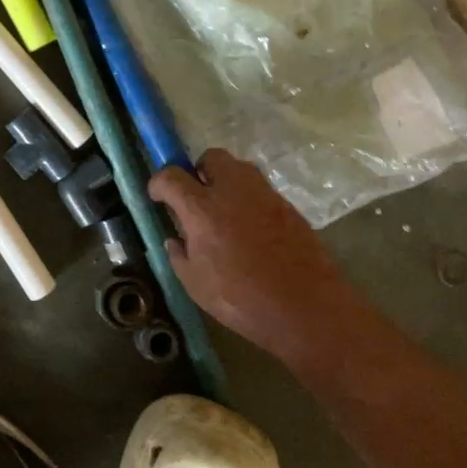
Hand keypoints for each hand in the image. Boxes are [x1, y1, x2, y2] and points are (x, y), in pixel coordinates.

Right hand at [149, 148, 360, 360]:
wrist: (308, 309)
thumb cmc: (243, 300)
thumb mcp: (196, 285)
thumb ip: (179, 256)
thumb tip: (175, 240)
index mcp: (202, 209)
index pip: (171, 176)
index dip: (159, 183)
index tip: (157, 196)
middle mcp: (233, 191)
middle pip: (210, 158)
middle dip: (197, 171)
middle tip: (196, 198)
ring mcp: (264, 195)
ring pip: (239, 169)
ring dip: (225, 181)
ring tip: (224, 212)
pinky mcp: (288, 206)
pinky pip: (260, 190)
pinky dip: (248, 200)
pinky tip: (250, 229)